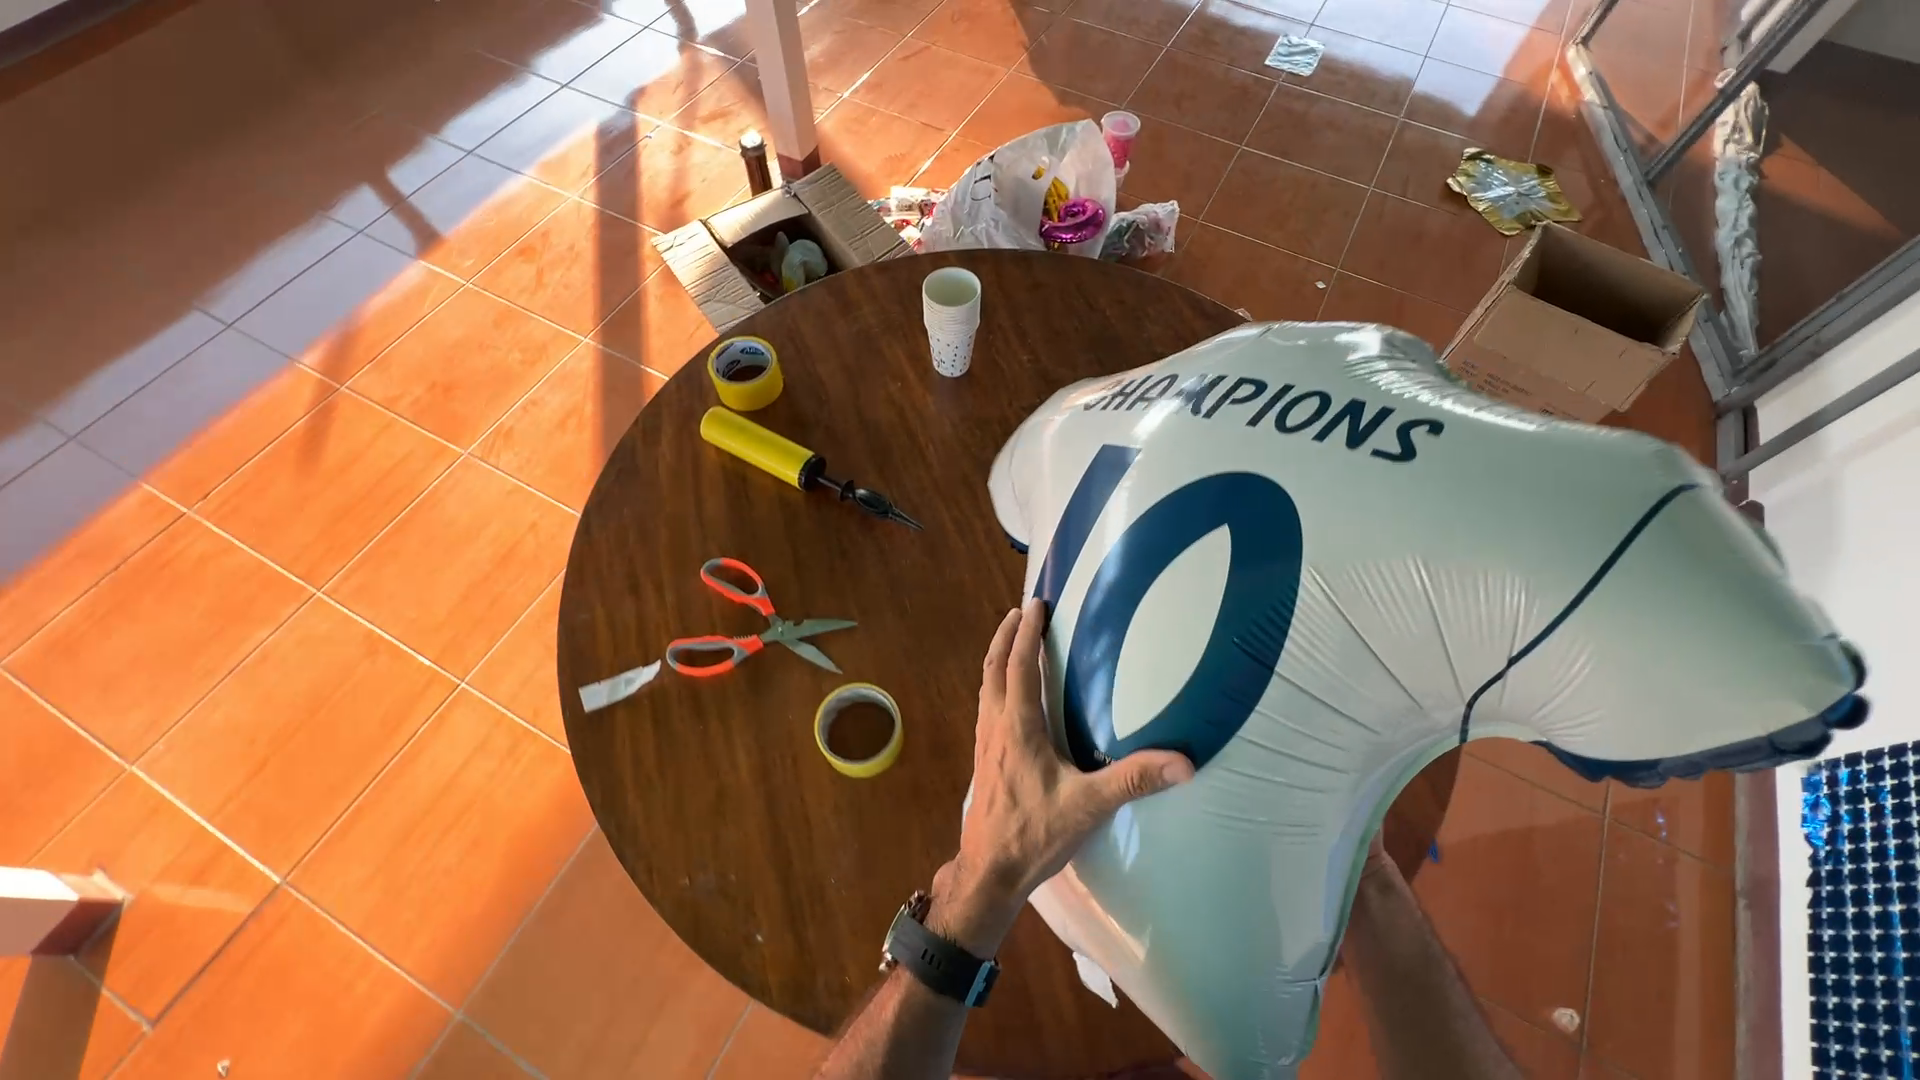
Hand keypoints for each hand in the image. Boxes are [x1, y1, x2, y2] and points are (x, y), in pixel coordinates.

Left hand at [930, 599, 1194, 953]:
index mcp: (1017, 728)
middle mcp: (995, 727)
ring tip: (1010, 639)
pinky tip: (1006, 695)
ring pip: (986, 686)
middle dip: (1006, 635)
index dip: (1027, 633)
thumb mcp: (1088, 807)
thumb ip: (1133, 780)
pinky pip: (986, 706)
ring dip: (997, 657)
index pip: (1020, 667)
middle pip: (994, 668)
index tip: (1035, 604)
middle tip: (1020, 610)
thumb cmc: (1034, 835)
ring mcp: (984, 743)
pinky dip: (995, 684)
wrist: (988, 871)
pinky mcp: (982, 759)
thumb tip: (1183, 762)